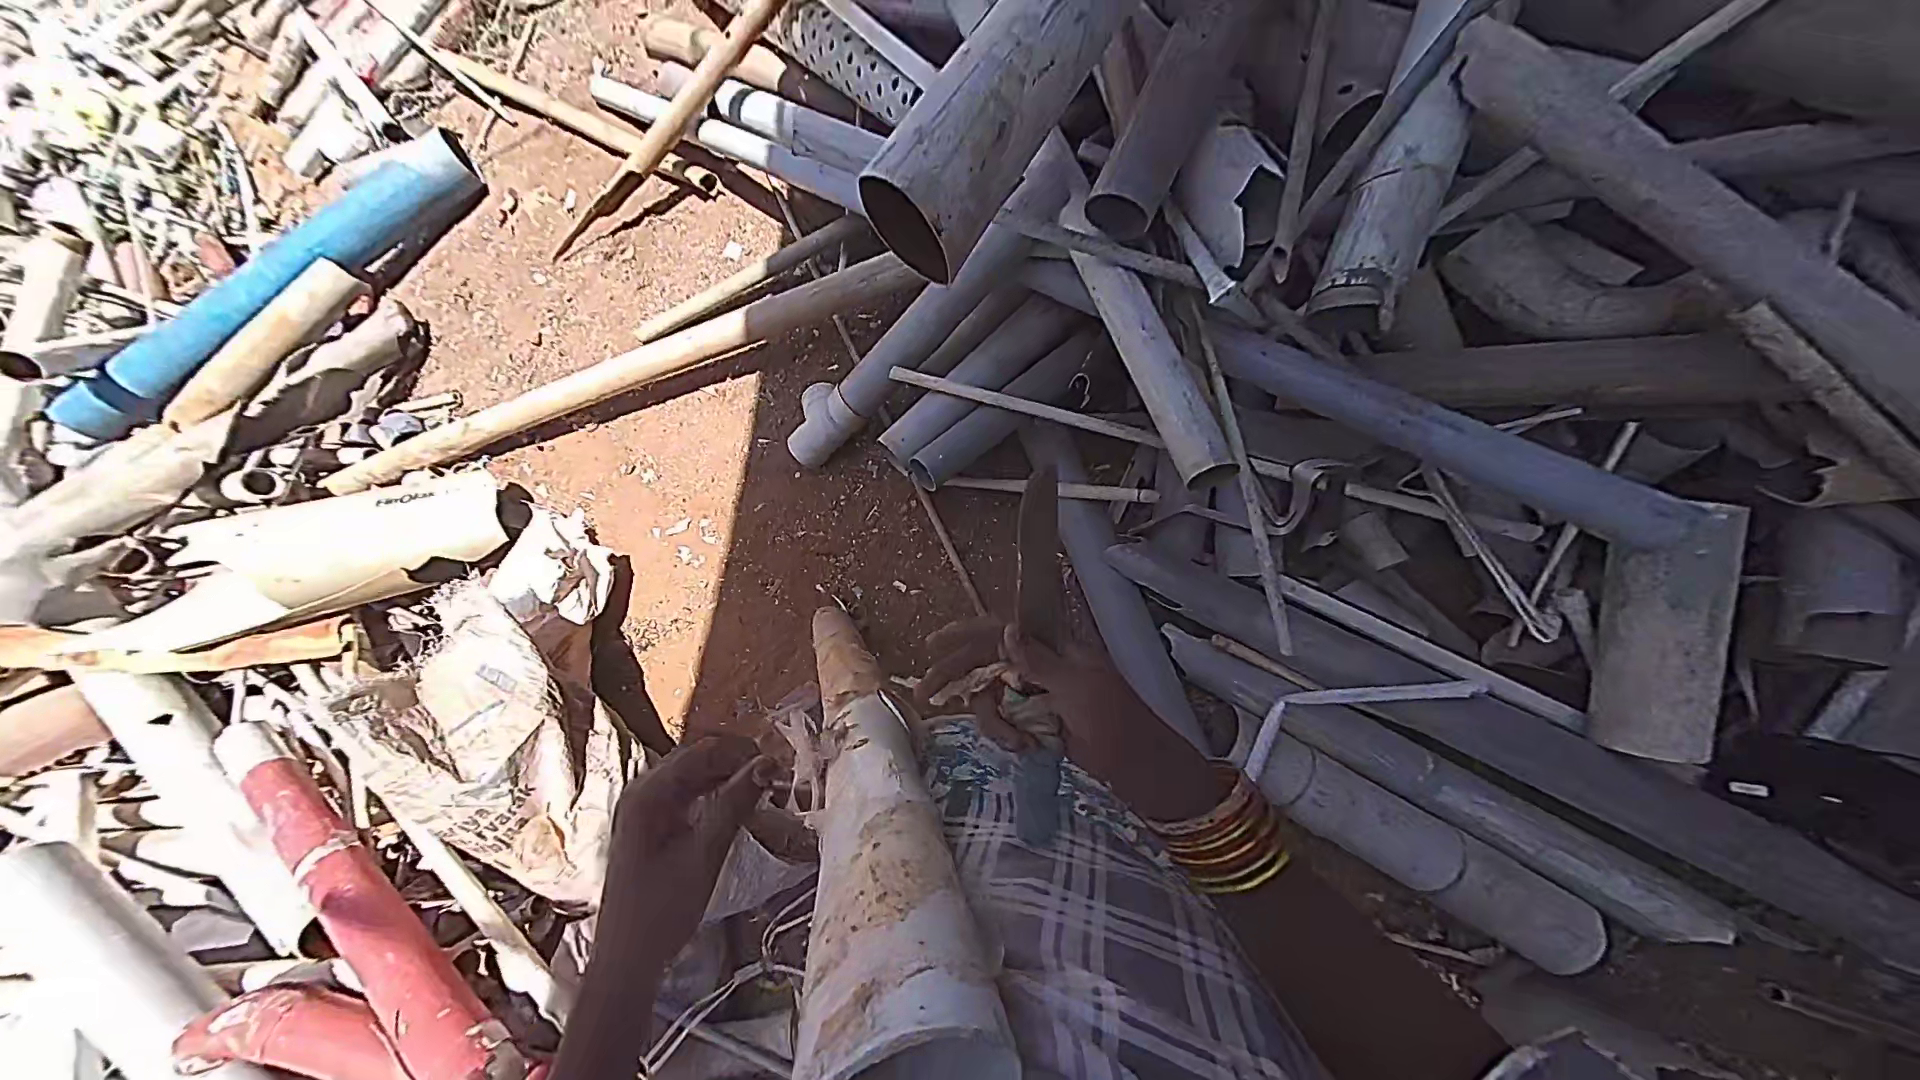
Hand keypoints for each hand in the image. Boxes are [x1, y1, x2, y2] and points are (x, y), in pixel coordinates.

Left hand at [604, 736, 775, 970]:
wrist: (626, 963)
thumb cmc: (661, 910)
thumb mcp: (705, 854)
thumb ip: (736, 803)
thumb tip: (768, 763)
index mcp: (648, 792)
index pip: (705, 752)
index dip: (745, 752)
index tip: (780, 764)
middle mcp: (643, 790)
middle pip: (700, 758)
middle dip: (739, 762)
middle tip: (778, 777)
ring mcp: (646, 806)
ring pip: (698, 774)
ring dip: (731, 776)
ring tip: (767, 788)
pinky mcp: (654, 822)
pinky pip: (691, 793)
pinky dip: (718, 792)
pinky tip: (742, 804)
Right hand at [917, 618, 1217, 820]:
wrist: (1146, 775)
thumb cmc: (1120, 727)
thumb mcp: (1080, 690)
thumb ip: (1039, 661)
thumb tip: (1005, 629)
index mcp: (1056, 648)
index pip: (1002, 629)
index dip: (966, 633)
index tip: (933, 644)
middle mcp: (1041, 667)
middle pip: (987, 662)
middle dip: (959, 677)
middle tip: (927, 695)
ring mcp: (1037, 696)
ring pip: (991, 697)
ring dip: (994, 721)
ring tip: (1018, 745)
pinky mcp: (1036, 724)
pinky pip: (1003, 723)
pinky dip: (1005, 736)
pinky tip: (1026, 750)